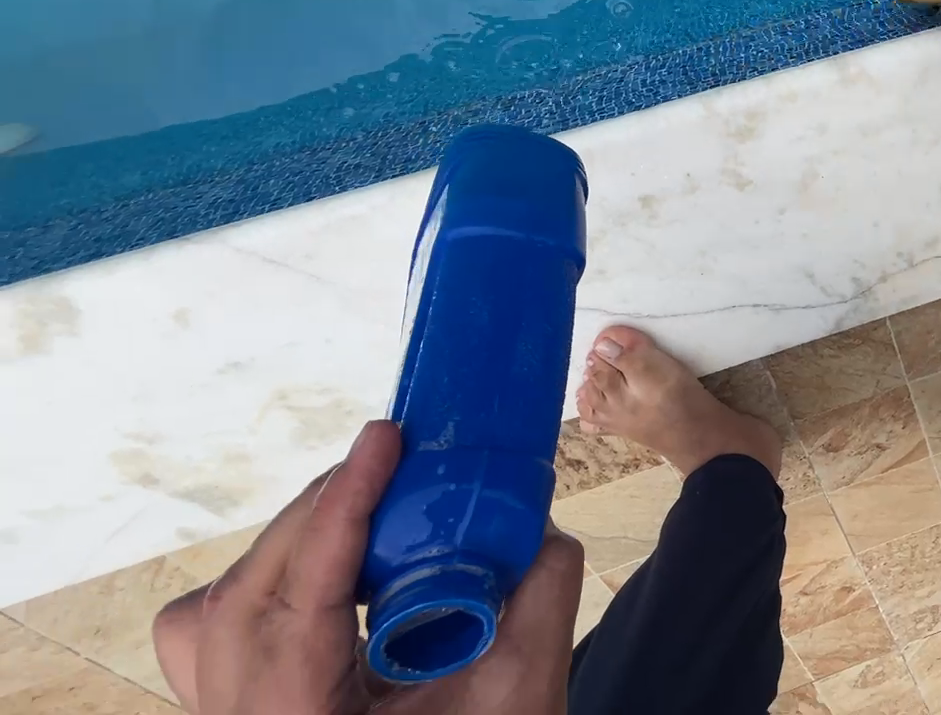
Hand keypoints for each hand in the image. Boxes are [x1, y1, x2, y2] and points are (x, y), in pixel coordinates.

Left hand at [153, 421, 583, 714]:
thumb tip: (534, 516)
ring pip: (209, 615)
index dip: (338, 511)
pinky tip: (334, 569)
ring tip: (368, 509)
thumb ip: (542, 590)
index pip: (295, 606)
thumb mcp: (527, 686)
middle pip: (242, 598)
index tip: (384, 440)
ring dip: (291, 543)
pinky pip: (213, 635)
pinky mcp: (241, 712)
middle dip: (319, 513)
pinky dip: (269, 579)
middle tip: (392, 462)